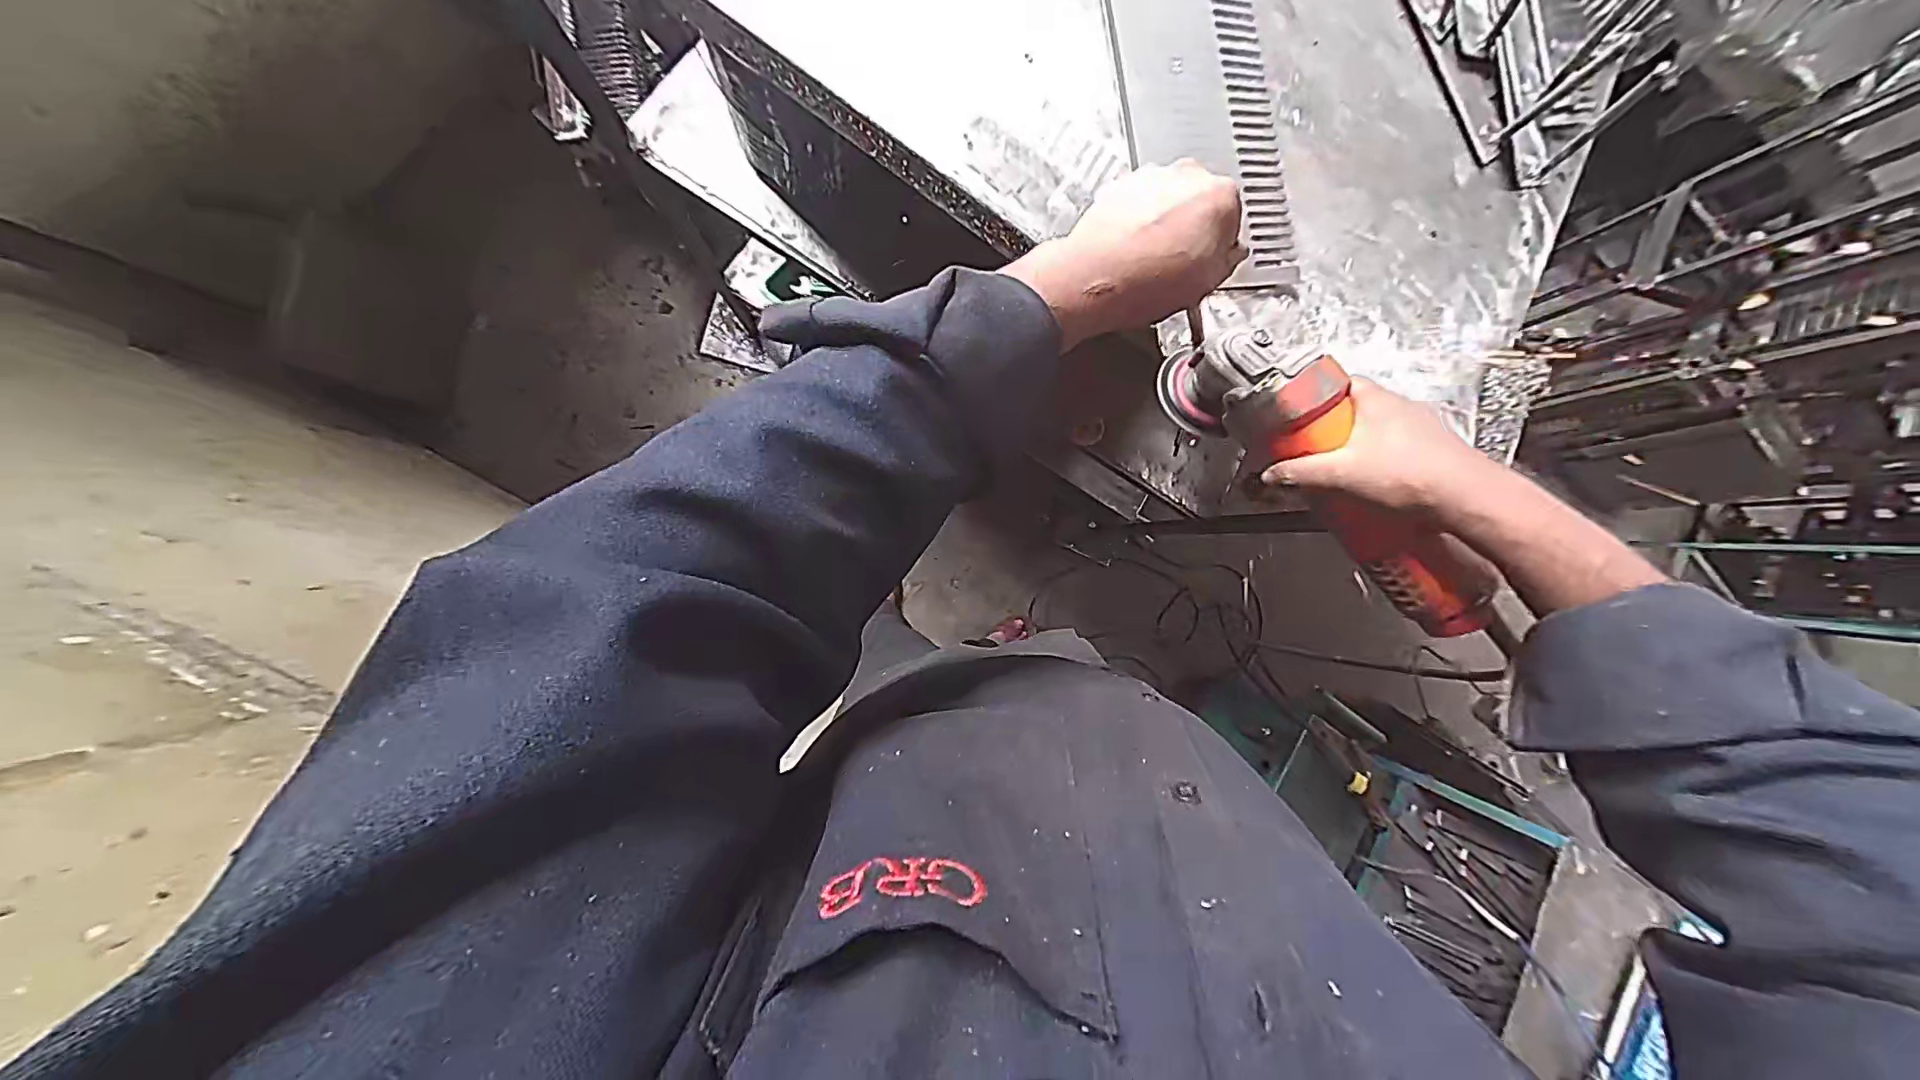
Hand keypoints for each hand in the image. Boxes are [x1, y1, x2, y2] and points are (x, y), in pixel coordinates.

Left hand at [999, 161, 1245, 349]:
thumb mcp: (1205, 284)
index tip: (1209, 262)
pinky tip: (1129, 253)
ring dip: (1162, 224)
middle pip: (1199, 203)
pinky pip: (1136, 206)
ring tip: (1149, 263)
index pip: (1232, 219)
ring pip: (1166, 201)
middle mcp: (1187, 175)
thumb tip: (1228, 257)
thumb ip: (1226, 261)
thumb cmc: (1143, 282)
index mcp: (1222, 195)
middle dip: (1192, 230)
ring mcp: (1150, 177)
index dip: (1219, 246)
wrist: (1093, 279)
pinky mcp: (1118, 186)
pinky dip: (1134, 223)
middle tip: (1179, 265)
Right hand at [1258, 378, 1502, 517]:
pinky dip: (1373, 460)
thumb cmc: (1410, 474)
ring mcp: (1418, 428)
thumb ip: (1299, 472)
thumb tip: (1270, 474)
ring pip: (1371, 429)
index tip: (1295, 414)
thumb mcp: (1339, 473)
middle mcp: (1400, 406)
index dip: (1313, 395)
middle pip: (1351, 409)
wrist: (1465, 500)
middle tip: (1309, 447)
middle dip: (1328, 428)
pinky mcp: (1428, 451)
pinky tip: (1364, 481)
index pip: (1337, 382)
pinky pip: (1390, 448)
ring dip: (1351, 446)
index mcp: (1377, 399)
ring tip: (1334, 468)